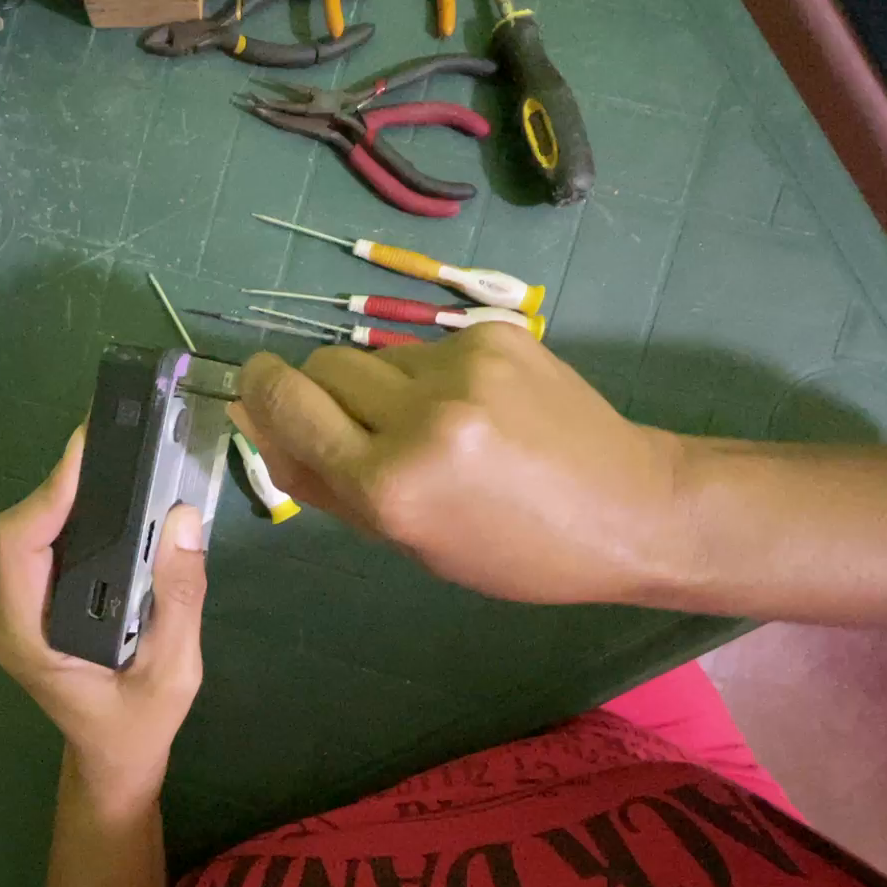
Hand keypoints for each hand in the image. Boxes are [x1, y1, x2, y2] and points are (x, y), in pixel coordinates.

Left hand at [0, 428, 209, 809]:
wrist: (112, 760)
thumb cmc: (137, 725)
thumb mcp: (173, 671)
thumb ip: (178, 599)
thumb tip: (182, 519)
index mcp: (29, 636)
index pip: (20, 545)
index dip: (50, 493)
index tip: (89, 451)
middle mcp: (10, 615)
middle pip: (24, 529)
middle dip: (66, 483)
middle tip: (117, 442)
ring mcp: (17, 608)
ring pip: (33, 531)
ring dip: (72, 495)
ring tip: (119, 460)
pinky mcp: (34, 601)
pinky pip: (46, 545)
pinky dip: (76, 516)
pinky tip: (113, 500)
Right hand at [228, 324, 691, 605]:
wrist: (633, 509)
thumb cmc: (507, 550)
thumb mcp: (401, 537)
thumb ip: (318, 479)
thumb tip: (252, 419)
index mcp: (388, 486)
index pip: (286, 403)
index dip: (259, 386)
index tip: (254, 383)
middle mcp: (417, 417)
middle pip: (319, 365)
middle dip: (318, 391)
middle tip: (354, 424)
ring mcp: (461, 368)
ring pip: (371, 355)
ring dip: (375, 386)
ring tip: (430, 424)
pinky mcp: (497, 335)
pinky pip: (422, 347)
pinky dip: (425, 376)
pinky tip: (471, 407)